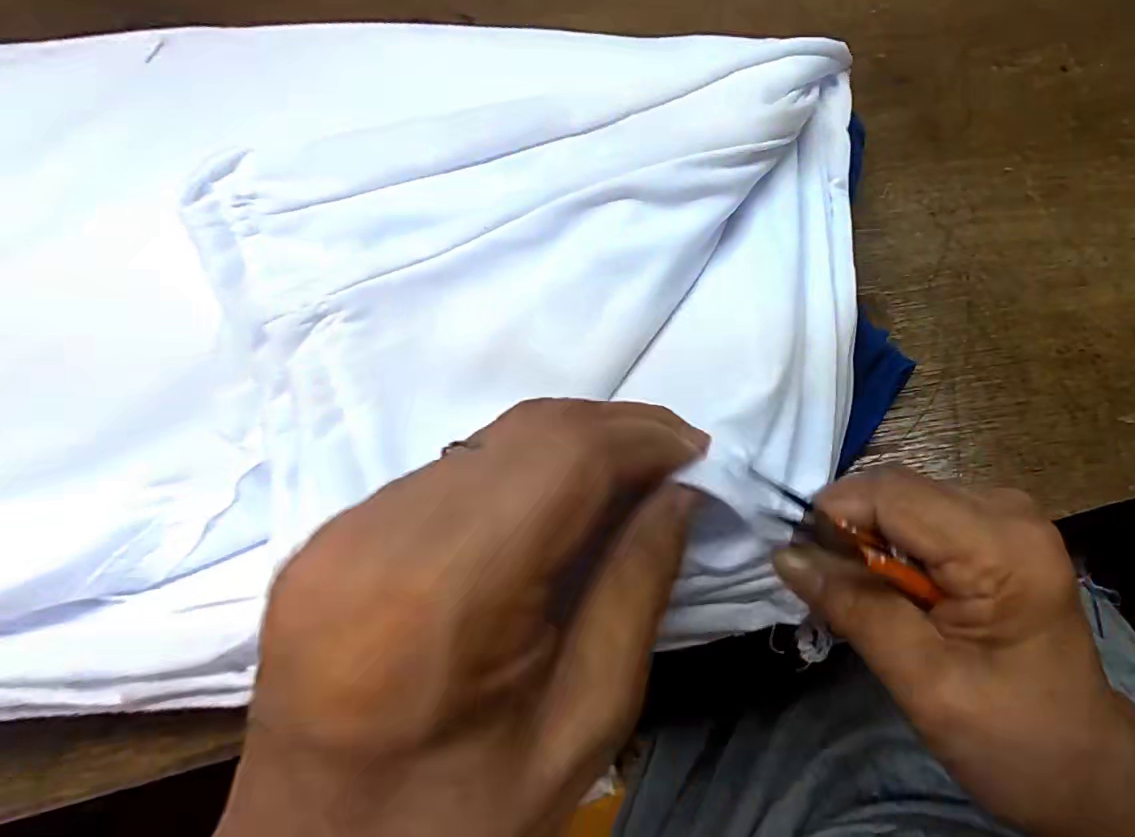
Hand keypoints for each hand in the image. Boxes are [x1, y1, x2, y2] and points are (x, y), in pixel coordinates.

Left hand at [216, 400, 708, 836]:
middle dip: (627, 429)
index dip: (648, 438)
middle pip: (536, 428)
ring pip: (504, 433)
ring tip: (639, 474)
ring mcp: (344, 530)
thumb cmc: (470, 808)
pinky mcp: (338, 532)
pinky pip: (468, 462)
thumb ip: (640, 585)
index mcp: (441, 596)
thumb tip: (683, 489)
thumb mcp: (592, 713)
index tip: (703, 457)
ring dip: (587, 440)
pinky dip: (540, 460)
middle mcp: (377, 541)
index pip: (567, 454)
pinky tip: (573, 496)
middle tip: (682, 460)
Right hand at [771, 467, 1134, 836]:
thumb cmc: (1016, 739)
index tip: (798, 559)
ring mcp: (1013, 513)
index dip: (837, 514)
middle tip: (828, 593)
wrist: (1087, 760)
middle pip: (905, 490)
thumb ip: (860, 612)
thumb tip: (789, 556)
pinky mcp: (1007, 527)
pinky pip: (934, 514)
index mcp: (1004, 544)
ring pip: (914, 499)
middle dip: (854, 530)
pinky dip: (902, 545)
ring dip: (876, 540)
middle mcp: (1011, 508)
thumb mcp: (929, 687)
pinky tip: (902, 593)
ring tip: (865, 601)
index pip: (897, 492)